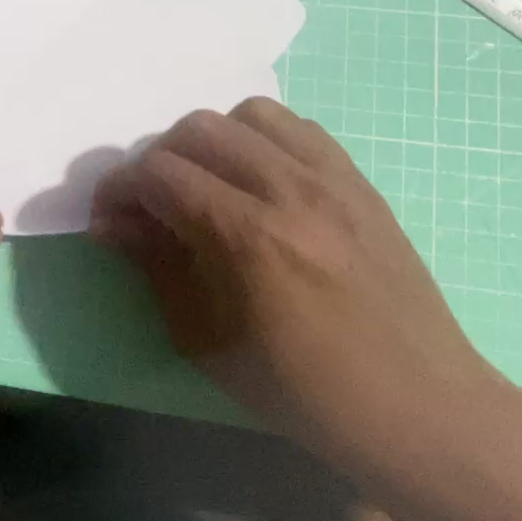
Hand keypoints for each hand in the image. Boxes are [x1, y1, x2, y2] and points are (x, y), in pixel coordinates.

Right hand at [90, 99, 510, 469]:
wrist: (415, 405)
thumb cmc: (296, 386)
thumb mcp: (201, 337)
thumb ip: (153, 265)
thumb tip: (110, 224)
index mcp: (246, 236)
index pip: (158, 173)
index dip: (117, 189)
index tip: (106, 219)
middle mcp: (290, 191)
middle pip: (198, 129)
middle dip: (156, 160)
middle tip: (150, 204)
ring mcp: (334, 181)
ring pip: (250, 115)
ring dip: (210, 142)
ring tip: (204, 185)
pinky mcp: (361, 185)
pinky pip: (299, 130)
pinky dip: (260, 141)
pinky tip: (254, 183)